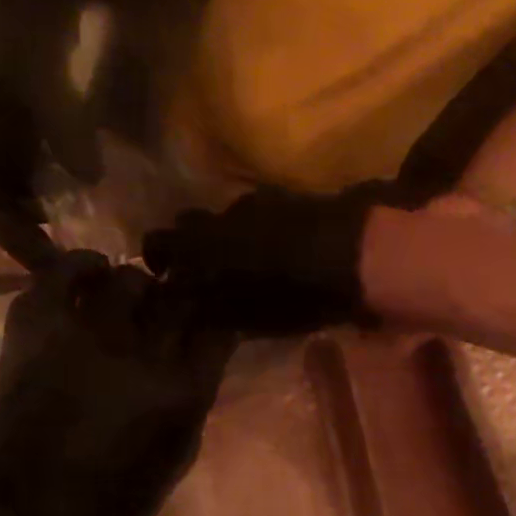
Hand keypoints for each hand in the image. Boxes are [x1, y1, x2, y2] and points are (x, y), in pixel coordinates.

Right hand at [0, 0, 100, 269]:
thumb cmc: (24, 2)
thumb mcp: (49, 71)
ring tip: (67, 227)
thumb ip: (69, 132)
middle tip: (63, 252)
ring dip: (28, 202)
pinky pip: (6, 151)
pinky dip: (33, 173)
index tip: (50, 262)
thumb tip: (91, 179)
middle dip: (22, 227)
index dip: (14, 238)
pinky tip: (64, 182)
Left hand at [0, 252, 233, 515]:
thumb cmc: (114, 493)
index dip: (213, 314)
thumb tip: (200, 346)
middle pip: (170, 296)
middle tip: (158, 309)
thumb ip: (196, 390)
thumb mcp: (179, 450)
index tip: (207, 314)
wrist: (33, 510)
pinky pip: (58, 275)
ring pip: (121, 279)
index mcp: (182, 389)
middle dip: (170, 298)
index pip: (215, 327)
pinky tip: (86, 273)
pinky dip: (74, 267)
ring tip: (120, 290)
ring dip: (128, 284)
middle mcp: (140, 352)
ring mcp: (84, 334)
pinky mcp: (37, 328)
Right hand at [145, 181, 400, 335]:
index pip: (161, 240)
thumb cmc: (297, 293)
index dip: (156, 257)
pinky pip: (256, 215)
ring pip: (226, 219)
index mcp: (207, 243)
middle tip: (202, 272)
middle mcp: (224, 215)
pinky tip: (273, 252)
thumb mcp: (248, 316)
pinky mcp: (287, 199)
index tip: (163, 275)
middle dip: (192, 247)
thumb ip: (211, 310)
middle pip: (191, 224)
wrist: (360, 255)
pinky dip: (254, 232)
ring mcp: (258, 202)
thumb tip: (188, 309)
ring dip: (226, 239)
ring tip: (242, 264)